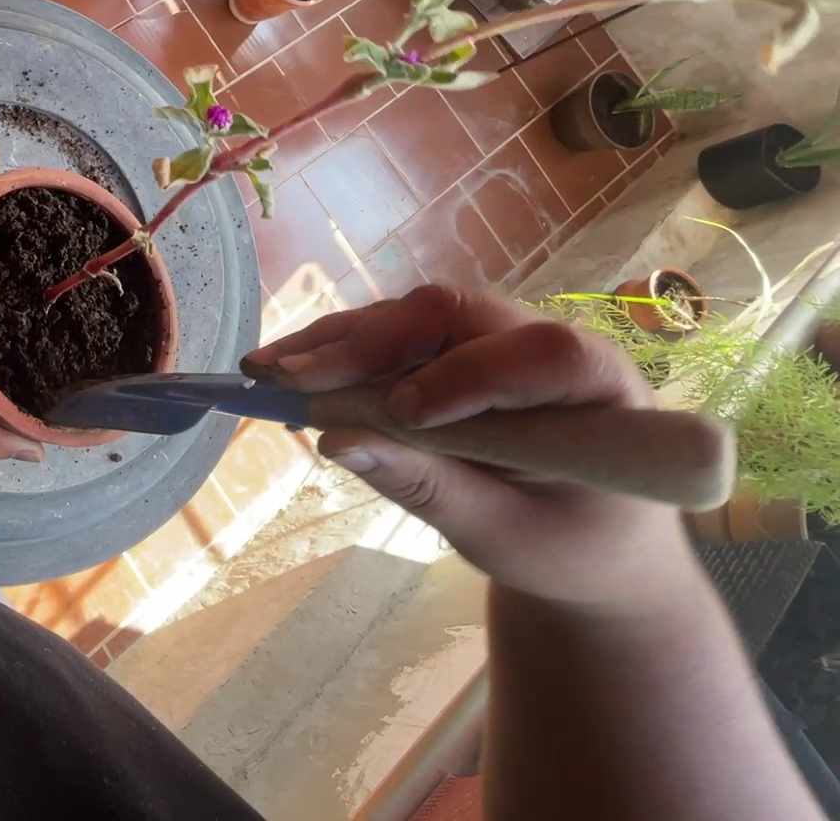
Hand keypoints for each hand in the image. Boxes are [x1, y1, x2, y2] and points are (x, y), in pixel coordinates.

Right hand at [244, 285, 694, 610]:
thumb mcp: (502, 534)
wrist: (580, 540)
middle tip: (288, 378)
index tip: (406, 414)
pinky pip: (381, 335)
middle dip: (362, 345)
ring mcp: (485, 339)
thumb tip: (334, 442)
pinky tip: (284, 369)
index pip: (542, 355)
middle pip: (447, 315)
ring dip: (329, 343)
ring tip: (264, 369)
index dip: (468, 374)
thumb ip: (428, 487)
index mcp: (598, 391)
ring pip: (401, 317)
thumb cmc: (563, 547)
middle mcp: (539, 344)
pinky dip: (328, 351)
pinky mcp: (442, 348)